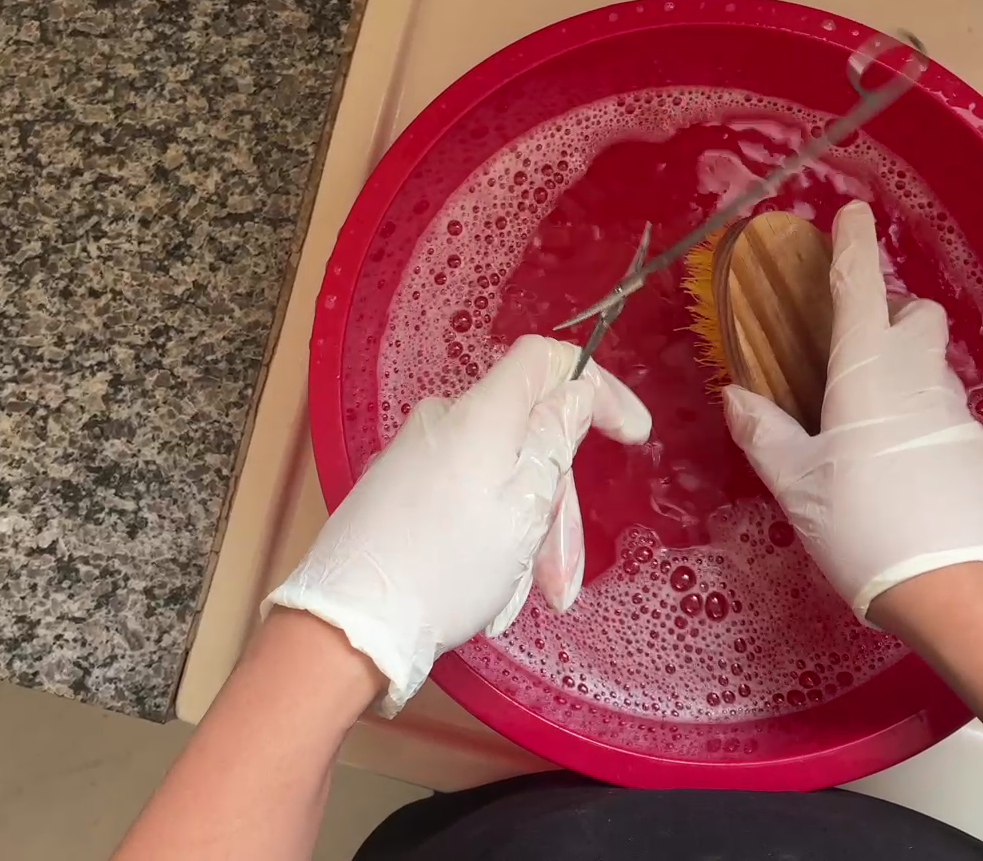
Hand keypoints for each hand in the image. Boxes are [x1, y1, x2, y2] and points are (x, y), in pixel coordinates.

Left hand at [268, 335, 650, 714]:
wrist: (349, 621)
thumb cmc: (449, 564)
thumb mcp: (523, 506)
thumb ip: (555, 438)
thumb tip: (574, 392)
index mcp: (482, 412)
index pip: (545, 360)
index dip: (596, 387)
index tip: (633, 435)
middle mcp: (446, 419)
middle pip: (526, 433)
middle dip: (557, 500)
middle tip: (565, 577)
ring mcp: (418, 453)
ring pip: (500, 475)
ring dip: (526, 533)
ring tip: (529, 597)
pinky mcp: (399, 485)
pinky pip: (466, 494)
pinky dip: (491, 535)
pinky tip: (491, 588)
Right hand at [723, 200, 982, 619]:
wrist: (962, 592)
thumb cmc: (865, 525)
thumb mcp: (794, 482)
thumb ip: (763, 431)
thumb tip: (738, 396)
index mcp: (867, 373)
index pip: (859, 290)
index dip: (852, 247)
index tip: (852, 214)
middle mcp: (918, 378)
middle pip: (915, 315)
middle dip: (886, 310)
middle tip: (845, 344)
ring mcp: (956, 411)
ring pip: (931, 359)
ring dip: (901, 357)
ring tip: (860, 405)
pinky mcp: (976, 446)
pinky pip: (942, 400)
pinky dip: (916, 401)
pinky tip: (891, 451)